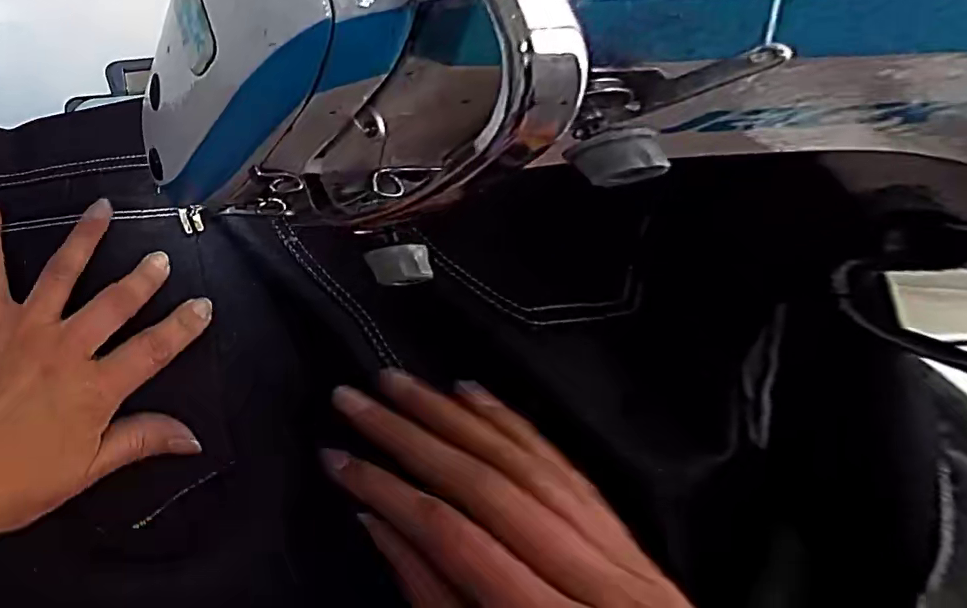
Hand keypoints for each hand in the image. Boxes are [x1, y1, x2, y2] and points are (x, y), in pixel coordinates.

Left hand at [0, 197, 213, 550]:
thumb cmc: (12, 484)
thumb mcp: (85, 472)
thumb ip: (139, 442)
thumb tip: (189, 438)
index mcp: (93, 388)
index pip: (152, 350)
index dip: (183, 327)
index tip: (202, 306)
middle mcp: (65, 348)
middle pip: (115, 303)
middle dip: (143, 278)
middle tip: (161, 258)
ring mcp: (26, 327)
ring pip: (64, 271)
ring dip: (87, 236)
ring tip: (103, 208)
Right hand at [323, 371, 691, 607]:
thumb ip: (434, 600)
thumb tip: (375, 522)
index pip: (453, 536)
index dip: (385, 491)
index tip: (334, 456)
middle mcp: (597, 583)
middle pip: (483, 485)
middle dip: (406, 435)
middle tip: (349, 397)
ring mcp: (623, 557)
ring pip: (520, 461)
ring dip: (448, 413)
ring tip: (396, 380)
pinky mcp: (632, 541)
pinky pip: (564, 466)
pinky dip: (511, 422)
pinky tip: (470, 390)